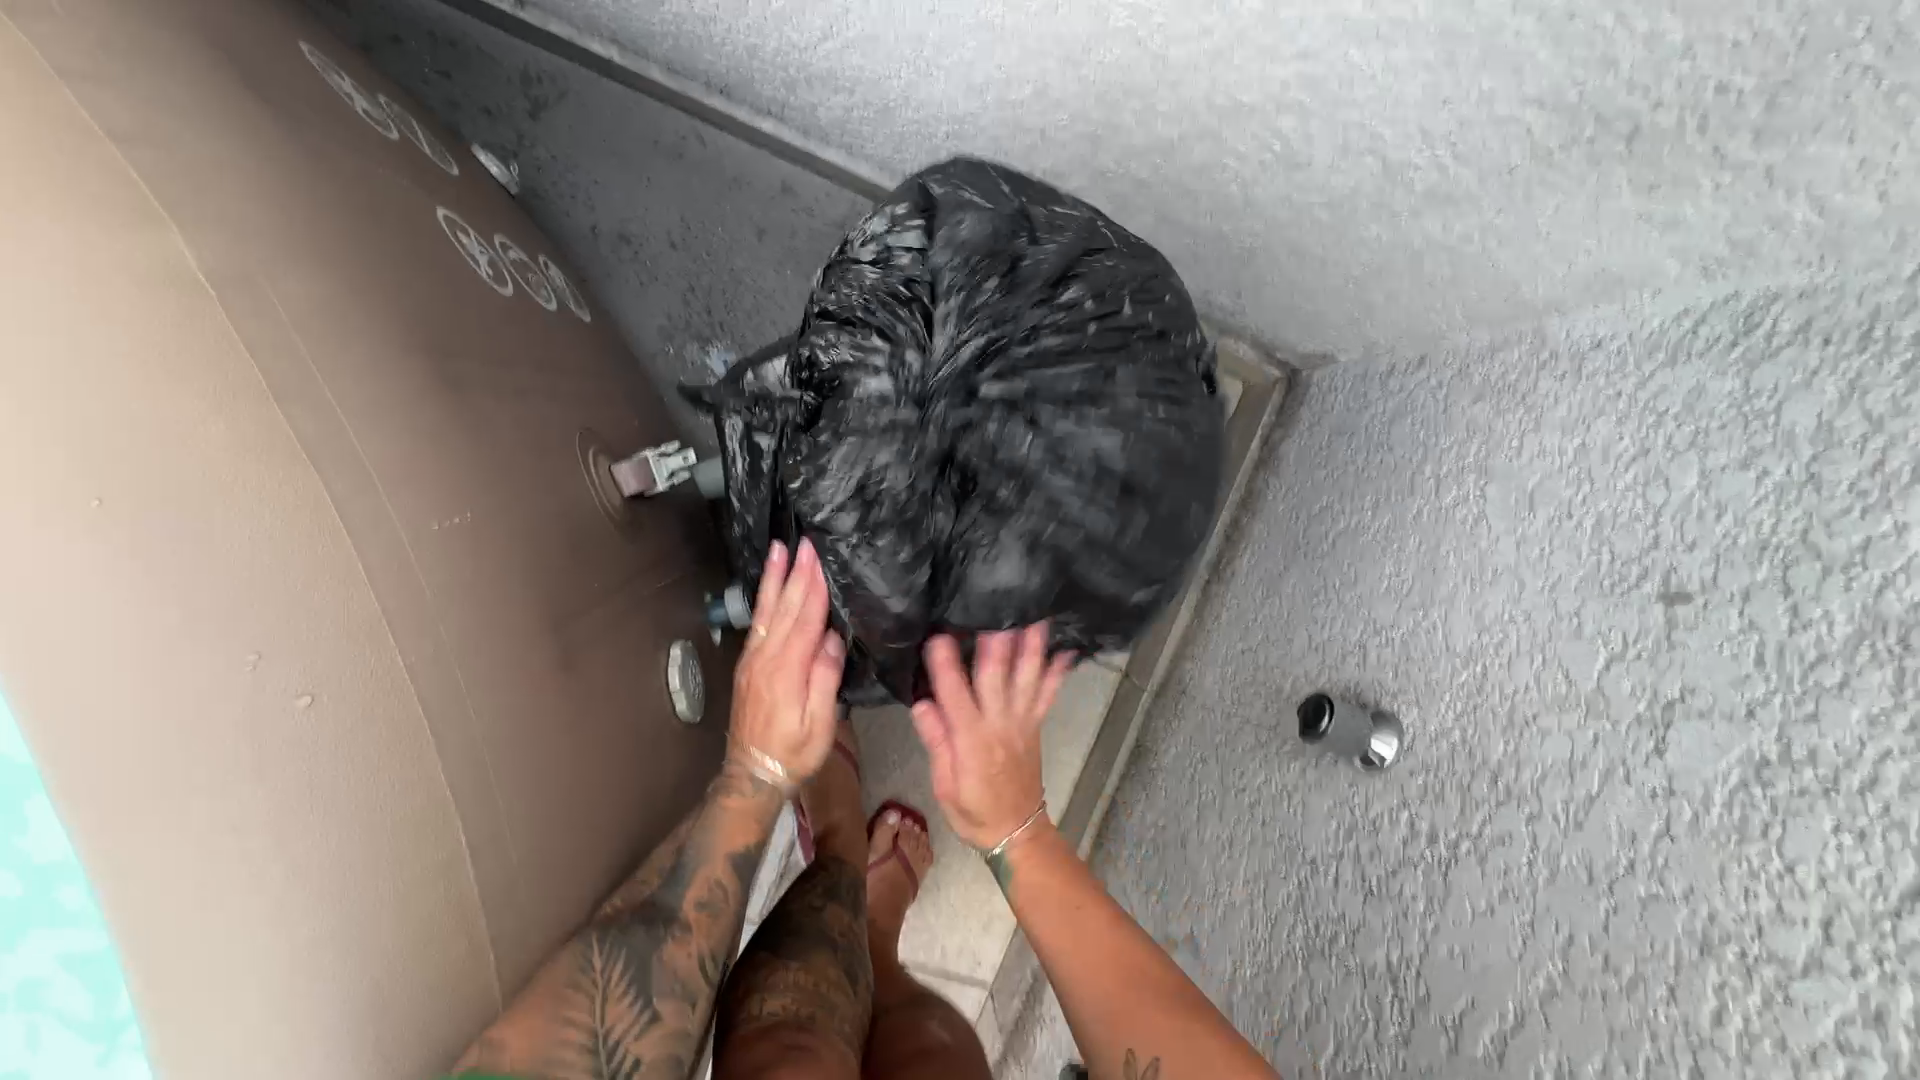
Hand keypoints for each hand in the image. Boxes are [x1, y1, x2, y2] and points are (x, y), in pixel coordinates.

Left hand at [728, 539, 845, 787]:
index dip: (813, 587)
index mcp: (786, 671)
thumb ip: (824, 678)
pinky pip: (756, 624)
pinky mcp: (746, 666)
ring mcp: (751, 661)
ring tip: (778, 550)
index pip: (804, 619)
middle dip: (795, 573)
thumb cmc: (794, 754)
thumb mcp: (819, 723)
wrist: (752, 775)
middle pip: (783, 607)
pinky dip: (763, 600)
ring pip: (765, 611)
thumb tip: (831, 639)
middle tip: (803, 542)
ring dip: (773, 579)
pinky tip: (768, 587)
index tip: (818, 557)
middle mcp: (764, 659)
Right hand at [910, 624, 1074, 849]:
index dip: (946, 666)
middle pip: (997, 677)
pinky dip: (1058, 673)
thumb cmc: (973, 811)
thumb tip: (922, 704)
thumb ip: (937, 742)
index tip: (939, 636)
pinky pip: (1048, 695)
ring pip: (1027, 678)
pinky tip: (1068, 650)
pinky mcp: (1036, 725)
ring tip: (1036, 617)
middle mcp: (999, 725)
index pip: (954, 695)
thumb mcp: (944, 785)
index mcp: (970, 740)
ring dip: (1032, 647)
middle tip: (997, 610)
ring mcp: (1022, 723)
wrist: (1016, 831)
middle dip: (996, 643)